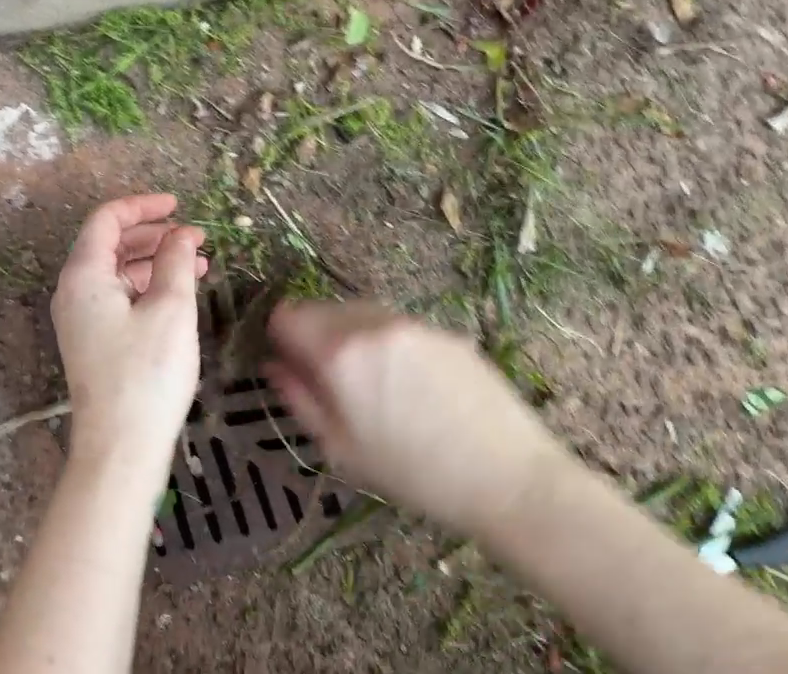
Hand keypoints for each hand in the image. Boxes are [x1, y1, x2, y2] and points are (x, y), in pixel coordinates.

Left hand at [51, 194, 207, 472]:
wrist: (120, 445)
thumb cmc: (146, 374)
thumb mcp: (170, 310)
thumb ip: (175, 262)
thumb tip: (182, 233)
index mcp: (82, 274)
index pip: (106, 219)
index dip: (142, 206)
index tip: (178, 204)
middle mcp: (72, 289)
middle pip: (109, 243)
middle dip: (153, 235)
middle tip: (195, 237)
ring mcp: (79, 316)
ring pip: (116, 272)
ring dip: (154, 262)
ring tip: (198, 265)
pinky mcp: (91, 339)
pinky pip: (117, 297)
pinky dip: (146, 288)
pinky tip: (178, 294)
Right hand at [263, 301, 569, 533]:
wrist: (513, 481)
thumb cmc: (415, 474)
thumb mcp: (341, 447)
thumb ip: (298, 399)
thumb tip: (274, 366)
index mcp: (338, 352)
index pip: (285, 315)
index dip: (279, 338)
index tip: (290, 364)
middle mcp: (371, 324)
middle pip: (320, 308)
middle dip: (314, 335)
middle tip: (329, 379)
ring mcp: (412, 324)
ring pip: (359, 312)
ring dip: (349, 335)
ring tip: (372, 383)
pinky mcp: (446, 331)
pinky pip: (396, 326)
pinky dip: (387, 343)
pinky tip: (411, 385)